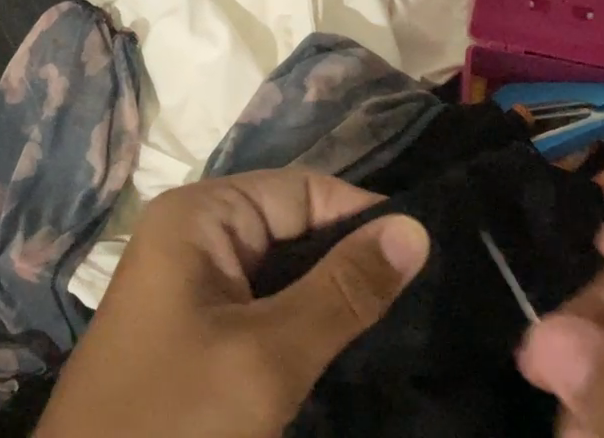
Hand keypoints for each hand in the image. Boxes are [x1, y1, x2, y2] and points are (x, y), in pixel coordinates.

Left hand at [36, 169, 429, 437]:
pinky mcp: (195, 326)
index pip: (302, 189)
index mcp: (199, 215)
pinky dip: (302, 319)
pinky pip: (263, 303)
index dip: (363, 216)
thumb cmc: (176, 417)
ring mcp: (190, 281)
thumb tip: (417, 228)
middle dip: (348, 257)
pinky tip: (344, 341)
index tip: (427, 252)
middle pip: (292, 225)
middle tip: (420, 292)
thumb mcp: (268, 356)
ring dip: (330, 292)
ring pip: (282, 268)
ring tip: (396, 317)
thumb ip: (344, 290)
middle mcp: (193, 233)